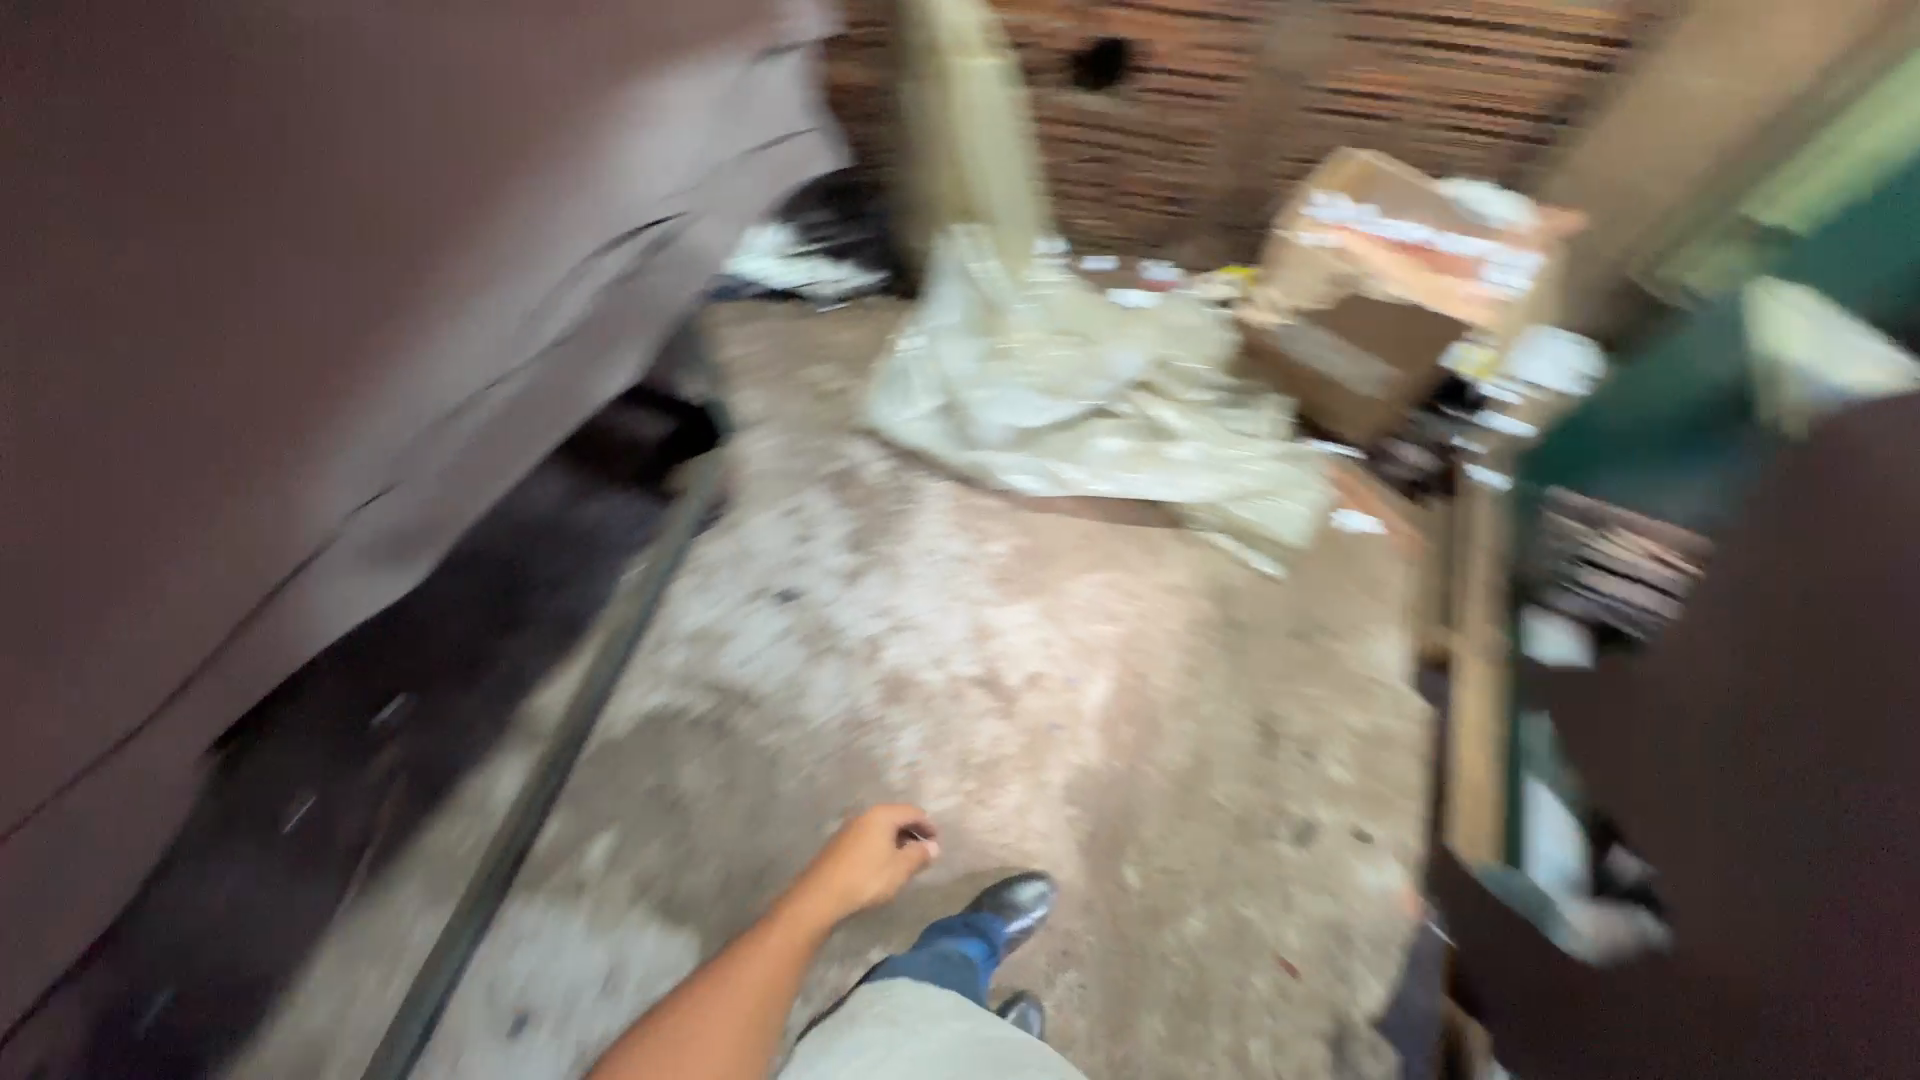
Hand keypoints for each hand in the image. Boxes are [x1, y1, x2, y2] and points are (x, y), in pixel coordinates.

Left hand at [780, 804, 939, 929]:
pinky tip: (882, 865)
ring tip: (906, 860)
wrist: (820, 896)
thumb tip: (933, 846)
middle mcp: (865, 815)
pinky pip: (868, 838)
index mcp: (882, 815)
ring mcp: (849, 829)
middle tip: (924, 851)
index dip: (928, 825)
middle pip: (896, 817)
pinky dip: (881, 846)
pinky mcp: (839, 844)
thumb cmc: (866, 879)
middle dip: (912, 832)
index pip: (912, 812)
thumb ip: (919, 855)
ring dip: (896, 840)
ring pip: (880, 828)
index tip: (937, 842)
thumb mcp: (900, 869)